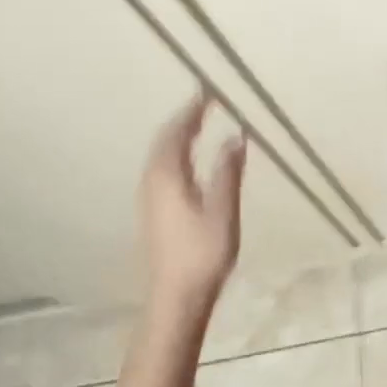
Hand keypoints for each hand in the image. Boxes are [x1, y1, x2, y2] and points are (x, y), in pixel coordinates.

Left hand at [140, 94, 245, 314]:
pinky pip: (163, 167)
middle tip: (206, 102)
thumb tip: (235, 138)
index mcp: (167, 177)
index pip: (177, 132)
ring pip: (161, 155)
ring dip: (179, 135)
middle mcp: (152, 182)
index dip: (193, 110)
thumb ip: (228, 172)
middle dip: (184, 119)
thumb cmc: (202, 254)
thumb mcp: (223, 211)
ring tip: (200, 123)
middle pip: (164, 140)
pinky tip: (192, 159)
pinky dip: (177, 152)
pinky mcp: (155, 210)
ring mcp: (150, 197)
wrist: (175, 296)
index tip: (208, 91)